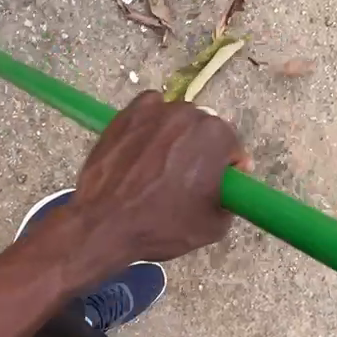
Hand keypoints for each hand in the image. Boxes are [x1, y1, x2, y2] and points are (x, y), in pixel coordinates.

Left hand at [64, 93, 243, 266]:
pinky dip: (150, 125)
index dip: (227, 168)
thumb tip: (227, 191)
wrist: (104, 224)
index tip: (217, 183)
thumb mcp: (213, 226)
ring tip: (160, 167)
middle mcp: (190, 114)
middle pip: (204, 130)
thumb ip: (231, 201)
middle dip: (200, 151)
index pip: (232, 148)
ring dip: (175, 138)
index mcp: (217, 136)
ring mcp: (156, 110)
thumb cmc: (160, 226)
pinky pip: (149, 112)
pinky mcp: (127, 114)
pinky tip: (143, 149)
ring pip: (177, 120)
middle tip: (186, 179)